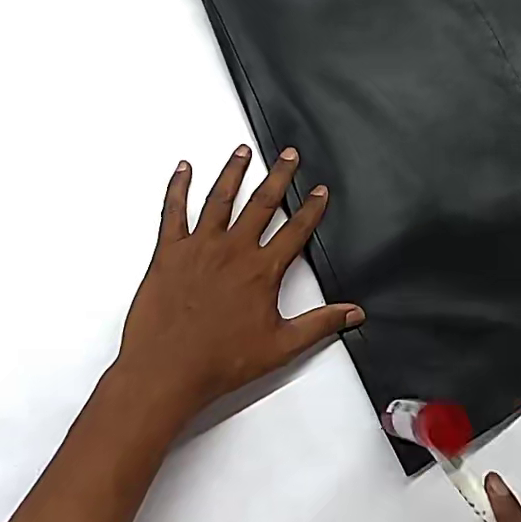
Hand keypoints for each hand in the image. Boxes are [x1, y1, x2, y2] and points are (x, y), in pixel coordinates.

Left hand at [118, 145, 363, 422]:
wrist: (168, 370)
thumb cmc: (219, 361)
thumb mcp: (281, 346)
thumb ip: (320, 324)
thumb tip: (353, 313)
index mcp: (261, 271)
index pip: (295, 231)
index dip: (311, 209)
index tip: (319, 191)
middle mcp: (232, 251)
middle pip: (262, 203)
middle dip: (279, 176)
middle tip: (288, 155)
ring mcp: (200, 247)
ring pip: (220, 198)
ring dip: (233, 171)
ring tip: (242, 151)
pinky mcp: (169, 252)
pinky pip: (172, 211)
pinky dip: (177, 187)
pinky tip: (183, 169)